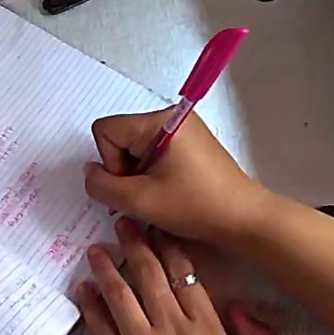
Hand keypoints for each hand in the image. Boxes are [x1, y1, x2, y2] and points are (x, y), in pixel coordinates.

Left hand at [80, 219, 278, 334]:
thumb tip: (237, 306)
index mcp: (209, 332)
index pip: (186, 276)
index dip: (171, 248)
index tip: (159, 228)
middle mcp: (173, 332)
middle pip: (150, 276)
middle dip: (135, 245)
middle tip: (122, 222)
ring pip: (121, 296)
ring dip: (107, 268)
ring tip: (96, 248)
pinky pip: (101, 329)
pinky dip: (90, 306)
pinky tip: (82, 288)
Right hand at [85, 109, 277, 247]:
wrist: (244, 218)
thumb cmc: (194, 206)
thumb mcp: (139, 201)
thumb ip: (102, 185)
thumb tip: (90, 172)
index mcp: (160, 120)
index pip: (106, 130)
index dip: (110, 162)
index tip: (134, 185)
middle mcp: (171, 116)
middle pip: (120, 137)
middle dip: (124, 170)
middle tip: (146, 196)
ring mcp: (183, 129)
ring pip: (135, 148)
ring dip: (138, 176)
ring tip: (160, 197)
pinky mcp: (190, 144)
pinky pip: (154, 153)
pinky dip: (153, 175)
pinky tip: (169, 193)